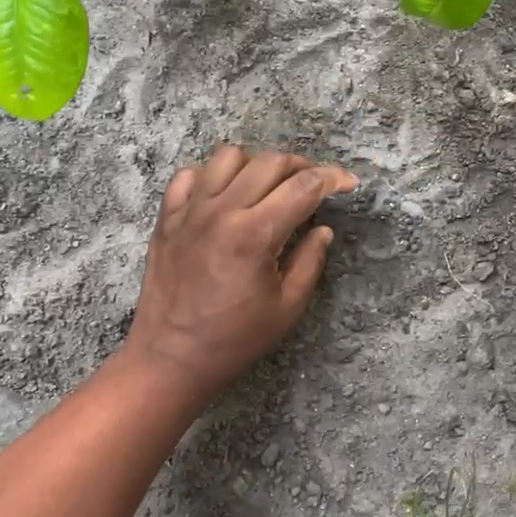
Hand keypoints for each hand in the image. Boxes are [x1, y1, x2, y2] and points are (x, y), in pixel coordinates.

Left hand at [127, 147, 356, 388]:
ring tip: (269, 187)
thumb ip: (310, 260)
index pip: (304, 186)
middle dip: (303, 167)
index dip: (333, 178)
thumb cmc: (234, 339)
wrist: (169, 359)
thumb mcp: (288, 307)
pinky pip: (190, 175)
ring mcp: (190, 211)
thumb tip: (323, 229)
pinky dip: (212, 176)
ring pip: (229, 157)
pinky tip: (226, 196)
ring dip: (258, 165)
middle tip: (316, 186)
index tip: (348, 183)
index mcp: (255, 235)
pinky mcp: (167, 218)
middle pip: (271, 162)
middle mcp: (222, 212)